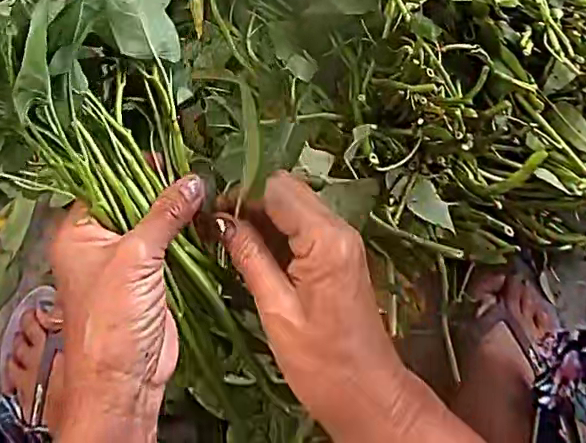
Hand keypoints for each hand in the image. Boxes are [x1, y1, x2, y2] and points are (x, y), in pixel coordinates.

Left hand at [45, 175, 204, 440]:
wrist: (124, 386)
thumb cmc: (110, 324)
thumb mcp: (136, 257)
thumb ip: (165, 214)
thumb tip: (192, 181)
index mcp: (79, 232)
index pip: (104, 183)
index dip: (131, 166)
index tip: (162, 155)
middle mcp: (99, 242)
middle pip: (131, 200)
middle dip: (159, 186)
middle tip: (187, 169)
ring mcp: (124, 260)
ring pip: (152, 221)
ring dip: (175, 209)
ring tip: (200, 187)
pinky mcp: (149, 277)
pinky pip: (168, 243)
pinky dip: (185, 231)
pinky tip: (203, 216)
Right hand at [215, 173, 483, 442]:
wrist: (371, 398)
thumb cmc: (325, 367)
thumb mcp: (277, 311)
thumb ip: (249, 257)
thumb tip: (222, 222)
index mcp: (325, 239)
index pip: (276, 189)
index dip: (240, 192)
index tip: (213, 207)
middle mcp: (338, 228)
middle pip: (286, 188)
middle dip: (249, 198)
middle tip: (219, 220)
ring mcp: (342, 237)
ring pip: (293, 201)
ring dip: (262, 211)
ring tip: (231, 233)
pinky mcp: (339, 250)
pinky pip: (303, 221)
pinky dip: (277, 226)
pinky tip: (255, 245)